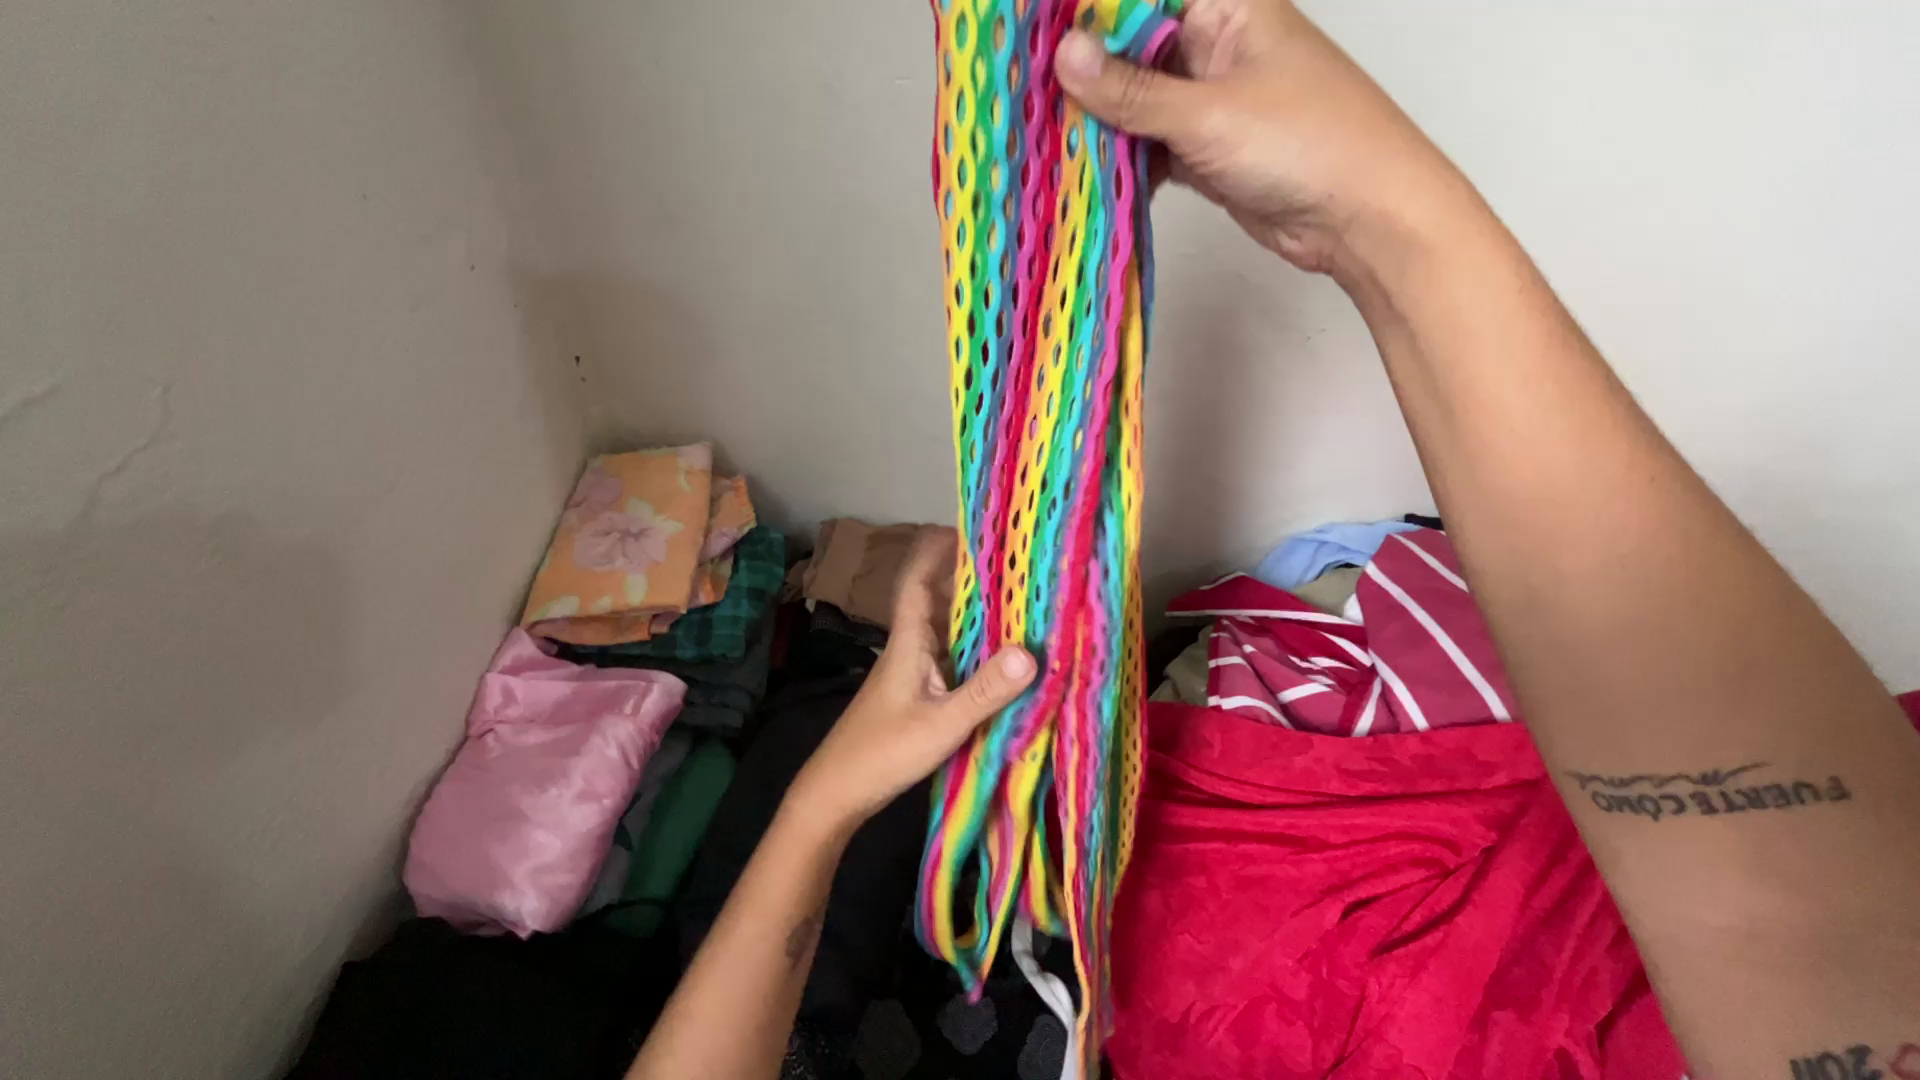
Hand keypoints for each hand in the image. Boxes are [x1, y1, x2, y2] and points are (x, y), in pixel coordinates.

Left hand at [787, 528, 1035, 832]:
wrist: (836, 793)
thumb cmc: (882, 753)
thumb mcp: (941, 724)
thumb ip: (985, 692)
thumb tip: (1031, 652)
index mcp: (909, 642)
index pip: (917, 579)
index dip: (937, 548)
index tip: (969, 527)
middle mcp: (910, 648)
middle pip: (938, 600)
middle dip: (971, 578)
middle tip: (1015, 563)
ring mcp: (912, 673)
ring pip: (946, 630)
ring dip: (975, 615)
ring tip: (1019, 600)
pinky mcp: (917, 696)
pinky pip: (951, 659)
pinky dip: (974, 650)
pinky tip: (1001, 657)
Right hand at [1055, 0, 1472, 274]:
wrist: (1361, 214)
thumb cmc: (1305, 141)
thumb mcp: (1207, 112)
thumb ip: (1132, 90)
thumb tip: (1064, 56)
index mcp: (1223, 6)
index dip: (1085, 14)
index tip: (1032, 34)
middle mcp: (1212, 45)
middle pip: (1130, 48)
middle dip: (1082, 72)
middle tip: (1024, 95)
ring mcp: (1207, 100)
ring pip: (1135, 101)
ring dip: (1098, 122)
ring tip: (1044, 138)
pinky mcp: (1204, 148)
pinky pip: (1149, 144)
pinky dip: (1122, 159)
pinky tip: (1085, 172)